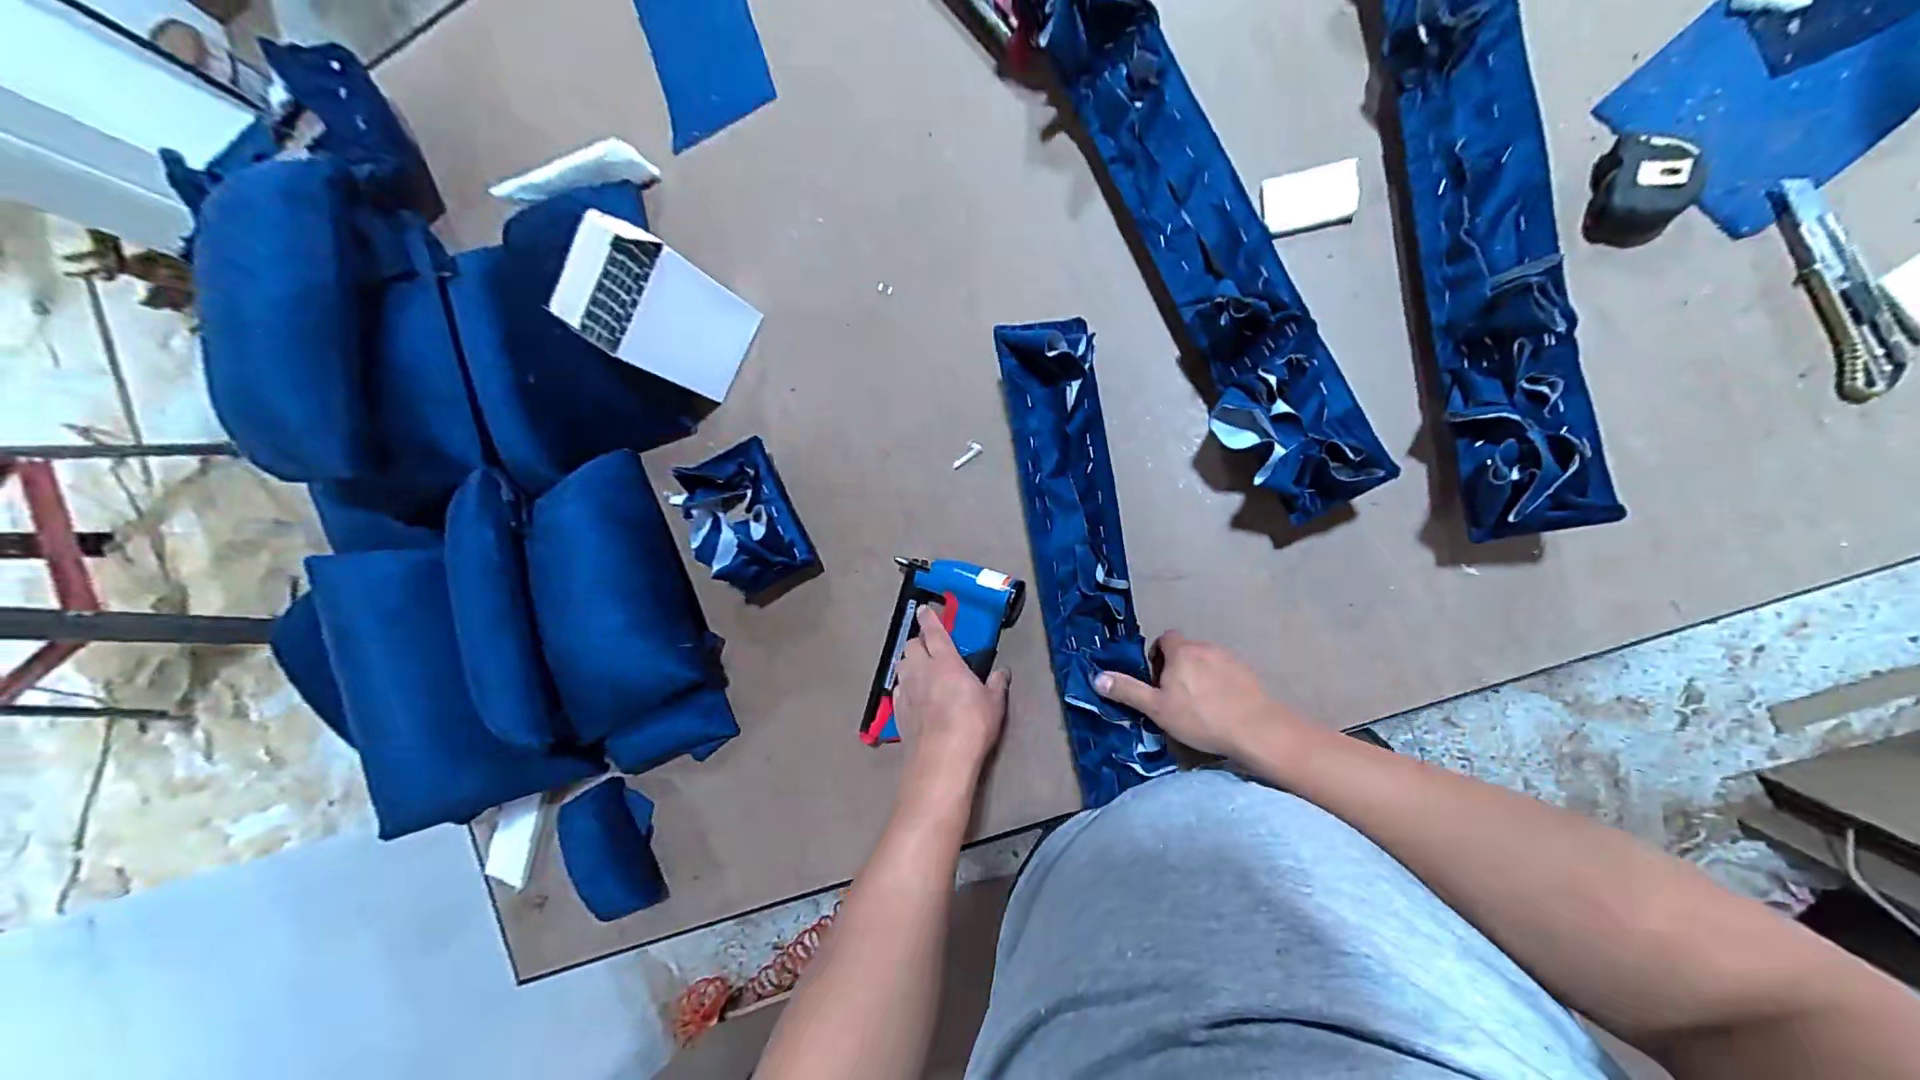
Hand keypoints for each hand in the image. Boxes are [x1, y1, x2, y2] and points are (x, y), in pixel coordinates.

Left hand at [893, 606, 1009, 787]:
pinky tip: (915, 695)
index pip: (932, 630)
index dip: (928, 617)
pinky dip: (906, 686)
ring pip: (902, 665)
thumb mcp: (994, 702)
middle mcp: (921, 669)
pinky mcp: (898, 710)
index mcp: (945, 660)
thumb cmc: (972, 724)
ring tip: (922, 669)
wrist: (941, 758)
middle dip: (919, 641)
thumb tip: (1002, 672)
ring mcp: (906, 689)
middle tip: (931, 647)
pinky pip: (899, 688)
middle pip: (911, 645)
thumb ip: (996, 683)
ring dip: (910, 662)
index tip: (924, 610)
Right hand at [1094, 631, 1305, 759]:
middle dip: (1178, 667)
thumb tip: (1097, 677)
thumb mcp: (1157, 708)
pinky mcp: (1248, 673)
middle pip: (1186, 650)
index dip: (1158, 655)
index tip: (1157, 679)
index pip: (1165, 638)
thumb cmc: (1201, 717)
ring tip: (1199, 704)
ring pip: (1206, 661)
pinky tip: (1221, 707)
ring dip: (1199, 675)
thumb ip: (1128, 691)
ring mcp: (1230, 659)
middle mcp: (1205, 647)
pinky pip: (1226, 672)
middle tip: (1174, 696)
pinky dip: (1219, 683)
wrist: (1257, 730)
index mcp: (1181, 651)